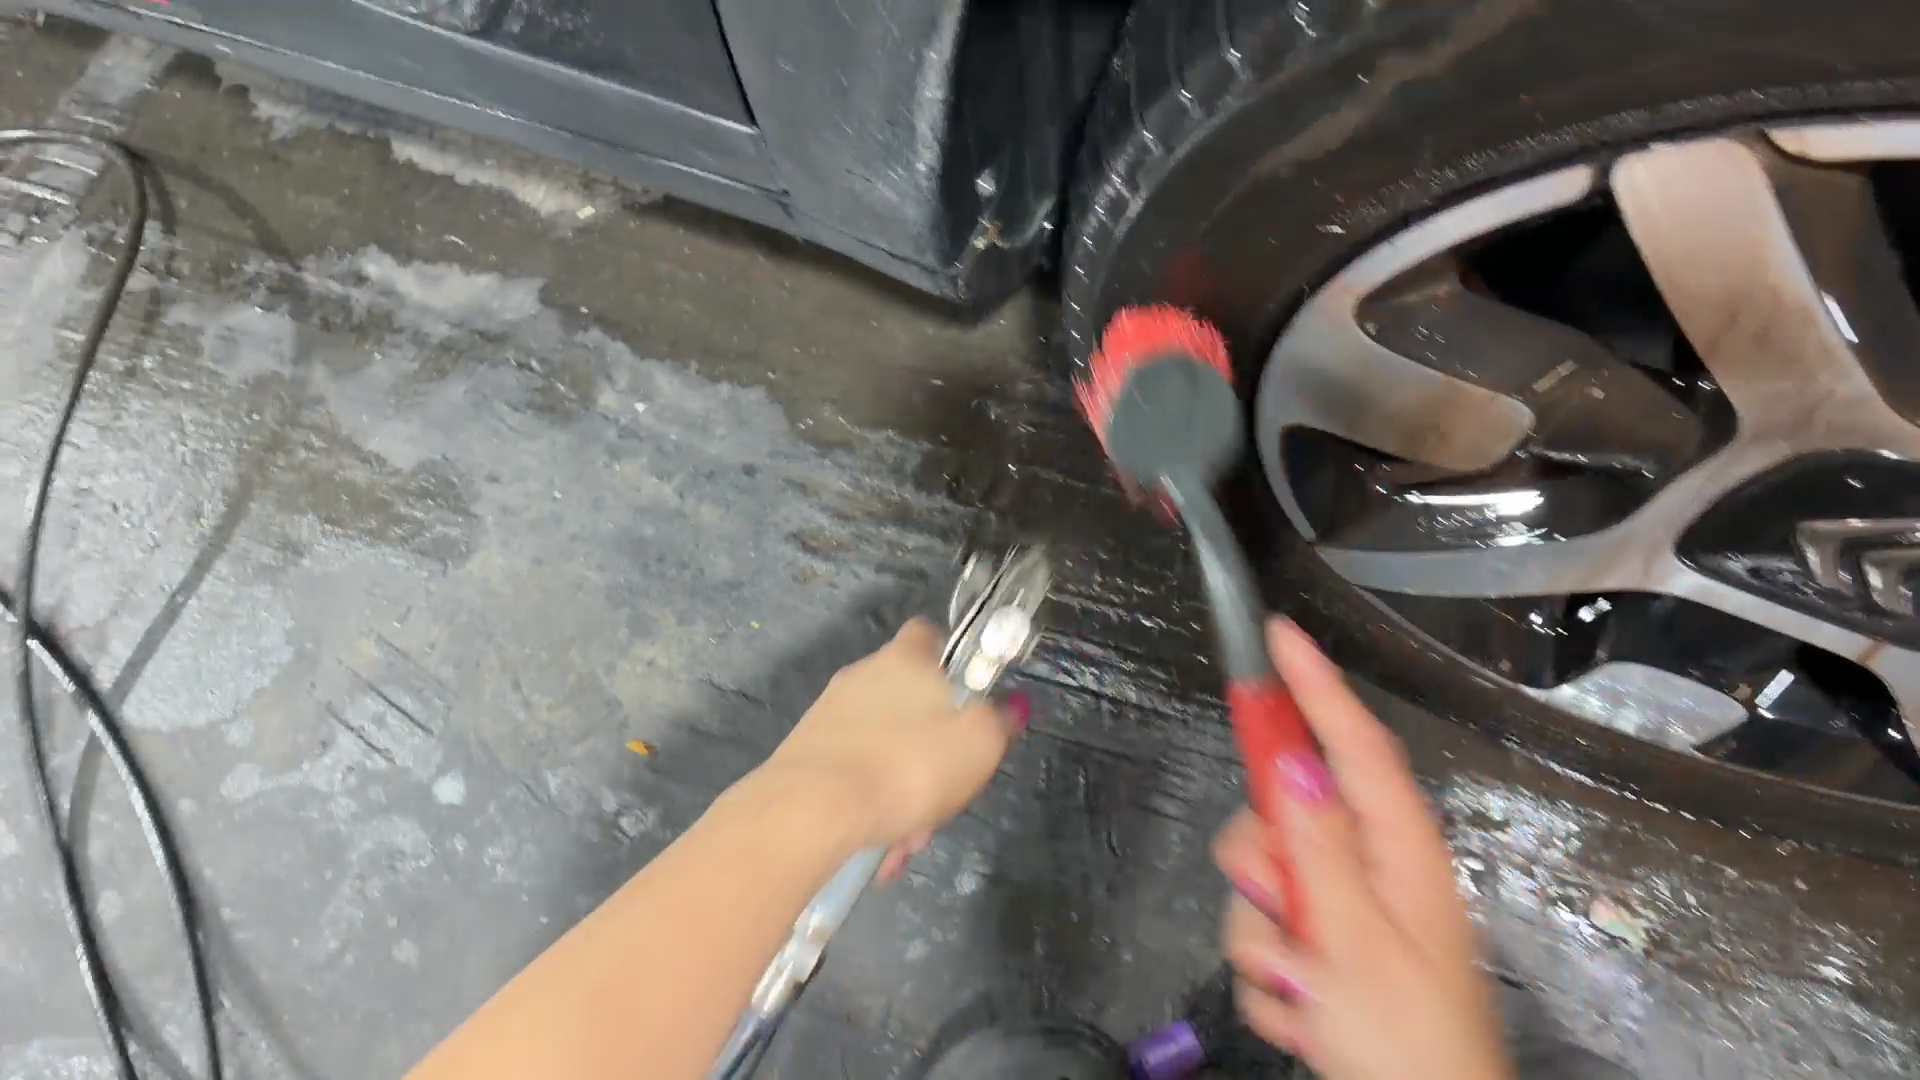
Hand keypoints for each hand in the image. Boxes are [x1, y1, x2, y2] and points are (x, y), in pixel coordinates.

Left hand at [761, 618, 1022, 871]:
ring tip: (908, 836)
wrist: (812, 811)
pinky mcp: (805, 753)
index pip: (930, 635)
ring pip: (883, 747)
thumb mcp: (979, 744)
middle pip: (909, 701)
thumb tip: (1011, 706)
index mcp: (906, 658)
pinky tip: (879, 843)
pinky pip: (853, 774)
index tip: (968, 696)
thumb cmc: (909, 766)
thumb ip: (999, 721)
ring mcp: (830, 714)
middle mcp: (863, 675)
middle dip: (931, 749)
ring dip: (902, 788)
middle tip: (945, 790)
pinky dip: (870, 803)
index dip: (952, 660)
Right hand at [1214, 620, 1509, 1079]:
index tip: (1279, 632)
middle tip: (1282, 919)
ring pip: (1258, 873)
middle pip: (1281, 810)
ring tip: (1302, 993)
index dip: (1316, 684)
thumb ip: (1320, 850)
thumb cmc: (1406, 1041)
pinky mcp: (1317, 936)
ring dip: (1263, 937)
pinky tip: (1302, 1010)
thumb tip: (1290, 764)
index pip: (1354, 744)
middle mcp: (1366, 862)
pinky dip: (1268, 969)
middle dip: (1262, 865)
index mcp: (1398, 849)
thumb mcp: (1357, 944)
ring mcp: (1339, 901)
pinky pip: (1258, 922)